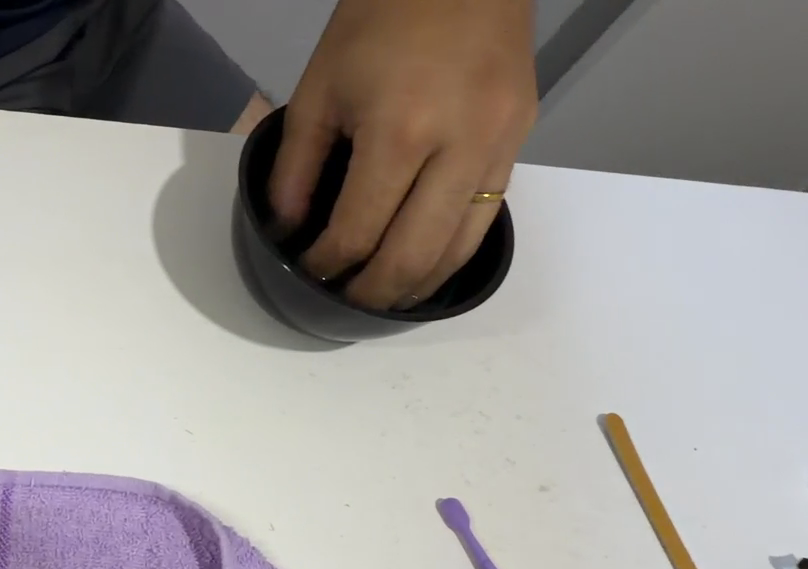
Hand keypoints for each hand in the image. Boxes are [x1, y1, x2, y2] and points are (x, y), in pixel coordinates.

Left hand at [271, 0, 537, 310]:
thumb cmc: (378, 22)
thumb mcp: (315, 94)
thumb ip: (294, 172)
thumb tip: (285, 232)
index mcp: (400, 134)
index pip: (356, 233)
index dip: (325, 265)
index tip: (307, 270)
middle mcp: (460, 147)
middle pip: (413, 255)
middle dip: (371, 291)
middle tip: (343, 301)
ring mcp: (500, 144)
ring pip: (458, 248)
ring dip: (416, 285)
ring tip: (381, 298)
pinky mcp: (521, 139)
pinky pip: (489, 218)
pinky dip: (451, 254)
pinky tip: (422, 267)